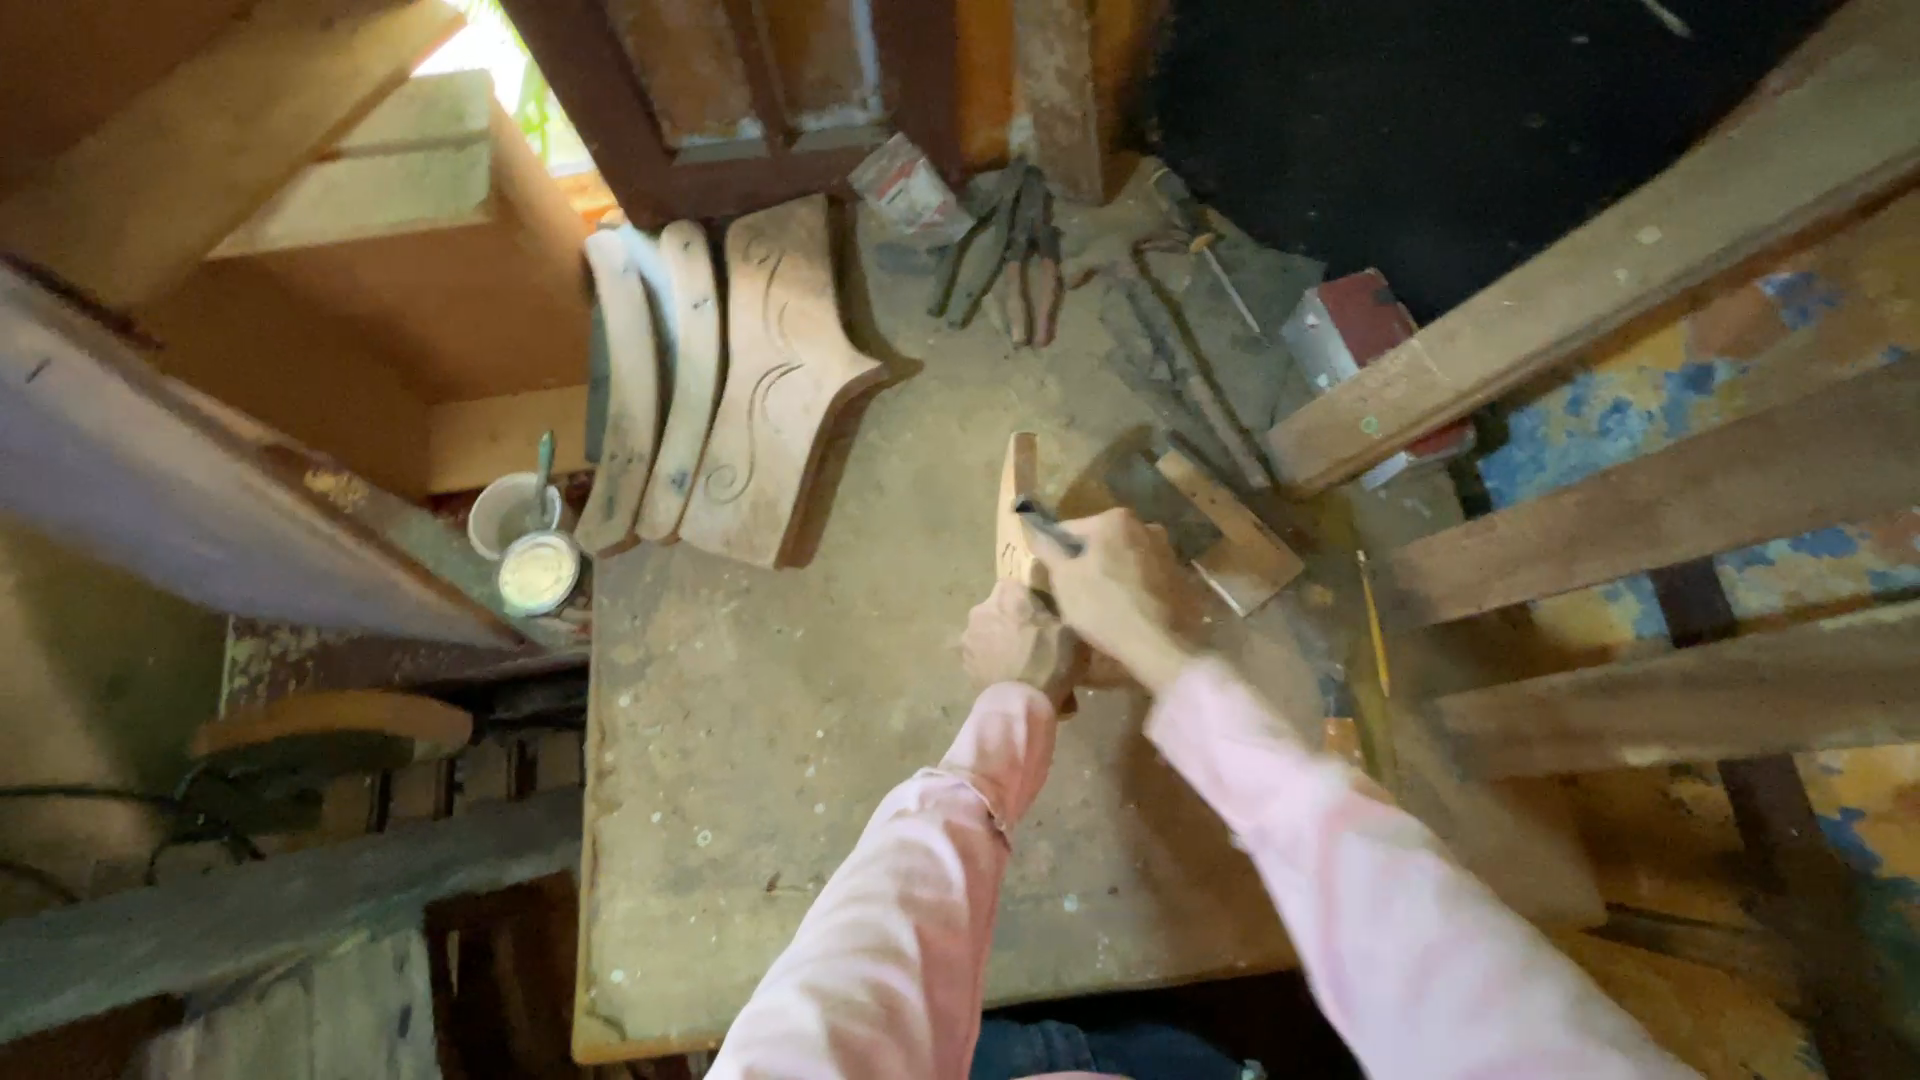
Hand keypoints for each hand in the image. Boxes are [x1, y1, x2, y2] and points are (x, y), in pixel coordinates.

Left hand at [961, 580, 1085, 709]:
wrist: (1022, 702)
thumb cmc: (1051, 659)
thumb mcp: (1070, 630)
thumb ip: (1054, 614)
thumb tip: (1050, 615)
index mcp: (1007, 593)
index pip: (1016, 587)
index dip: (1028, 602)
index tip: (1040, 617)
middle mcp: (981, 609)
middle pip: (999, 610)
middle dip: (1011, 622)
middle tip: (1032, 642)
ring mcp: (968, 637)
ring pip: (988, 633)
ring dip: (999, 643)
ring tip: (1019, 664)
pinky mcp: (964, 663)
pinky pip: (981, 656)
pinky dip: (991, 662)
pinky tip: (1008, 677)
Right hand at [1030, 508, 1194, 693]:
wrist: (1161, 644)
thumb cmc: (1104, 607)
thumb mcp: (1064, 579)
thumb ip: (1048, 550)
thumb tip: (1035, 532)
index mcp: (1114, 519)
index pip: (1070, 530)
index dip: (1056, 553)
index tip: (1053, 576)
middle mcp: (1145, 526)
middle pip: (1101, 542)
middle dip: (1087, 561)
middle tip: (1076, 592)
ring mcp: (1167, 551)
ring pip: (1125, 558)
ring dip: (1112, 573)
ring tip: (1103, 604)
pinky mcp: (1181, 576)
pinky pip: (1145, 576)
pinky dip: (1134, 586)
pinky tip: (1128, 610)